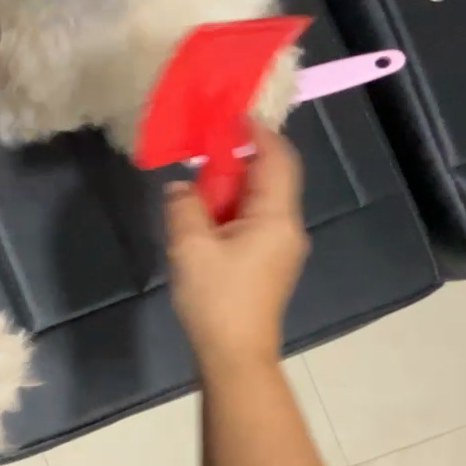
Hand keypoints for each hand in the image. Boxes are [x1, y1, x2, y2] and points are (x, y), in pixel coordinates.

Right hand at [165, 123, 309, 374]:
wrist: (234, 352)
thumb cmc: (216, 296)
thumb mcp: (189, 247)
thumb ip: (183, 208)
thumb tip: (180, 186)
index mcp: (275, 217)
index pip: (276, 160)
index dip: (258, 134)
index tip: (235, 114)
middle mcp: (285, 227)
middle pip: (268, 179)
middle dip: (236, 161)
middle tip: (202, 150)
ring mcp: (278, 247)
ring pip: (256, 203)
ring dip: (228, 188)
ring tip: (194, 185)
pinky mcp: (265, 263)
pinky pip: (250, 222)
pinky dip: (227, 211)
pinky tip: (201, 218)